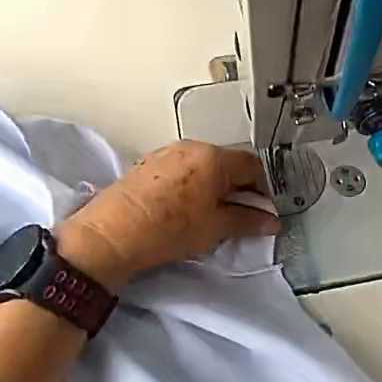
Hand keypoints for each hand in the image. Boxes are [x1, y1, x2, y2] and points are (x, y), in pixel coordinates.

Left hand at [55, 141, 280, 287]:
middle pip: (226, 163)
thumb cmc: (166, 229)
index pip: (253, 165)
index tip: (261, 211)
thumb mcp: (215, 228)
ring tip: (207, 216)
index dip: (262, 190)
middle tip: (236, 216)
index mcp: (213, 156)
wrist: (113, 234)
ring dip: (211, 187)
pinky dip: (189, 187)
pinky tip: (182, 211)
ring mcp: (164, 154)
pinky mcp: (145, 166)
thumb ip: (248, 221)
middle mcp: (189, 147)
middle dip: (236, 188)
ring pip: (201, 166)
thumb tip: (269, 220)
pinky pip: (178, 171)